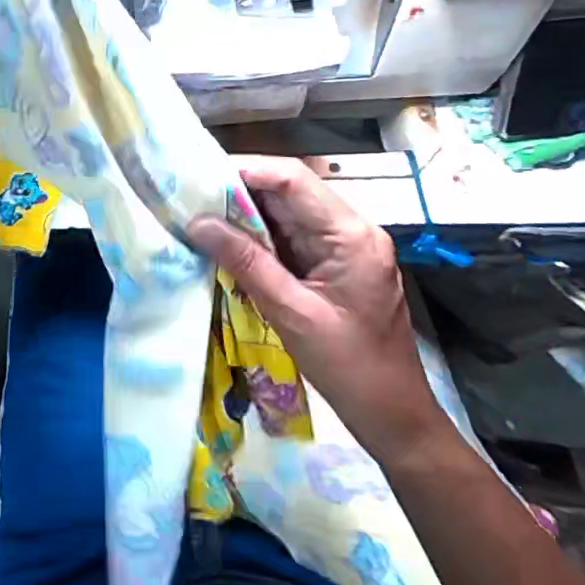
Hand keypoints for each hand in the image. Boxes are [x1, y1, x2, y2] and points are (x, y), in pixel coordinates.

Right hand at [188, 155, 450, 463]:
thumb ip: (245, 262)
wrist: (394, 415)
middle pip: (290, 192)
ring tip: (200, 217)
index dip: (247, 169)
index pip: (294, 180)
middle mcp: (351, 231)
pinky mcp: (333, 266)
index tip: (201, 177)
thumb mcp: (291, 313)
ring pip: (287, 215)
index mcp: (351, 236)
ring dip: (245, 215)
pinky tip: (227, 243)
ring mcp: (343, 248)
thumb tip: (198, 222)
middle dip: (239, 192)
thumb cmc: (350, 368)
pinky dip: (258, 238)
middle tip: (191, 198)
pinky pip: (290, 239)